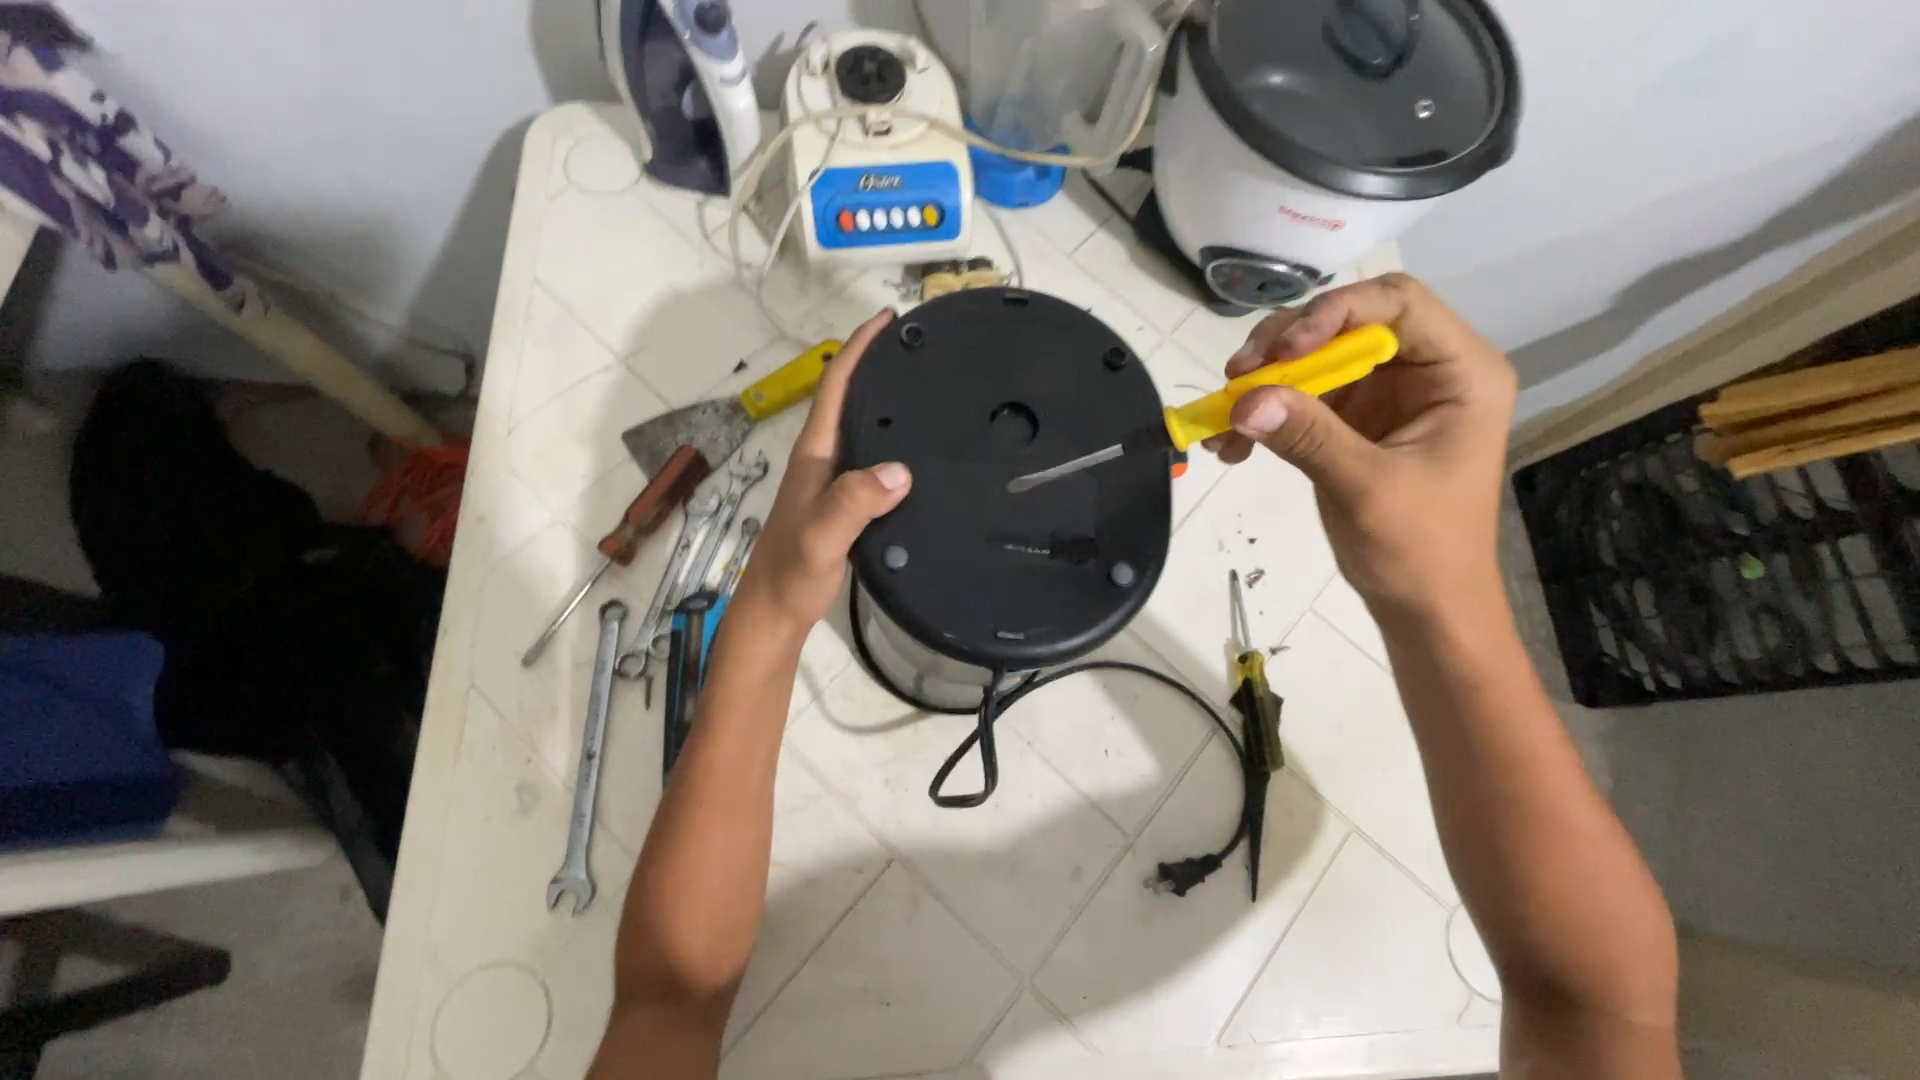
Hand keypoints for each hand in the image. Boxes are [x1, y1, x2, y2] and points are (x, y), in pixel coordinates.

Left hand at [733, 310, 912, 631]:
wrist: (775, 611)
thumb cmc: (791, 572)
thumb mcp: (822, 537)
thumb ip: (853, 502)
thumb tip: (900, 471)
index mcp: (815, 454)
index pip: (836, 387)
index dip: (859, 349)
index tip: (889, 321)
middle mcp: (823, 459)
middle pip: (850, 399)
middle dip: (879, 366)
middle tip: (923, 350)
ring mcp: (833, 482)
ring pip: (863, 429)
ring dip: (887, 404)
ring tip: (929, 389)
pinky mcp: (845, 503)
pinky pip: (873, 461)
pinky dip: (894, 444)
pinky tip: (919, 452)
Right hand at [1202, 274, 1516, 614]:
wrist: (1425, 606)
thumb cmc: (1420, 550)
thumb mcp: (1365, 489)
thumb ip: (1309, 437)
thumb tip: (1243, 401)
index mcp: (1459, 373)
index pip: (1398, 303)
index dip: (1335, 312)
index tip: (1282, 352)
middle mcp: (1423, 371)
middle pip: (1348, 322)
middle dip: (1287, 345)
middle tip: (1238, 377)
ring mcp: (1385, 395)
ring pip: (1315, 357)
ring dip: (1265, 380)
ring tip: (1225, 414)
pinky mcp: (1353, 422)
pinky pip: (1301, 398)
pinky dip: (1265, 414)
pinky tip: (1232, 445)